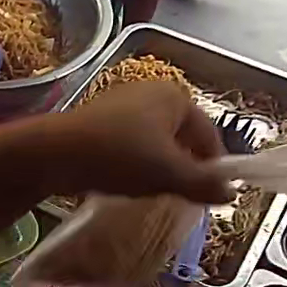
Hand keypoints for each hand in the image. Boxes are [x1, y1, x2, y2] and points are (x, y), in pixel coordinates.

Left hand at [38, 80, 230, 202]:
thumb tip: (231, 192)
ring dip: (155, 169)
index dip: (213, 166)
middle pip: (181, 138)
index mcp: (175, 96)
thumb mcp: (168, 174)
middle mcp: (151, 92)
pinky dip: (131, 165)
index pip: (209, 134)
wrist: (55, 153)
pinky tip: (121, 181)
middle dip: (181, 168)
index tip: (209, 194)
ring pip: (153, 144)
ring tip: (146, 190)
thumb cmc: (119, 155)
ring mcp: (122, 105)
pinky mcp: (99, 122)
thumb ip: (202, 184)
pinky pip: (128, 146)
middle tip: (176, 195)